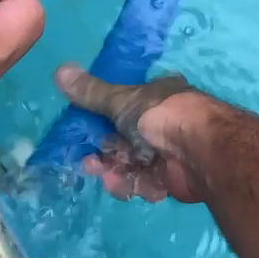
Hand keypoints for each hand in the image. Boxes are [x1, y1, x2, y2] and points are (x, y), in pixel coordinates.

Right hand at [55, 64, 214, 202]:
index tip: (84, 134)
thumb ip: (91, 93)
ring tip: (111, 178)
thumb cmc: (159, 116)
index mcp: (155, 98)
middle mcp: (163, 124)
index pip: (122, 109)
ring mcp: (169, 152)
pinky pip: (147, 183)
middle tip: (91, 164)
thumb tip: (59, 70)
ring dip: (118, 173)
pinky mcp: (173, 178)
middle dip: (106, 154)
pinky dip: (137, 185)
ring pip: (133, 165)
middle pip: (125, 141)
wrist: (198, 150)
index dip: (102, 123)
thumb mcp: (120, 100)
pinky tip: (132, 187)